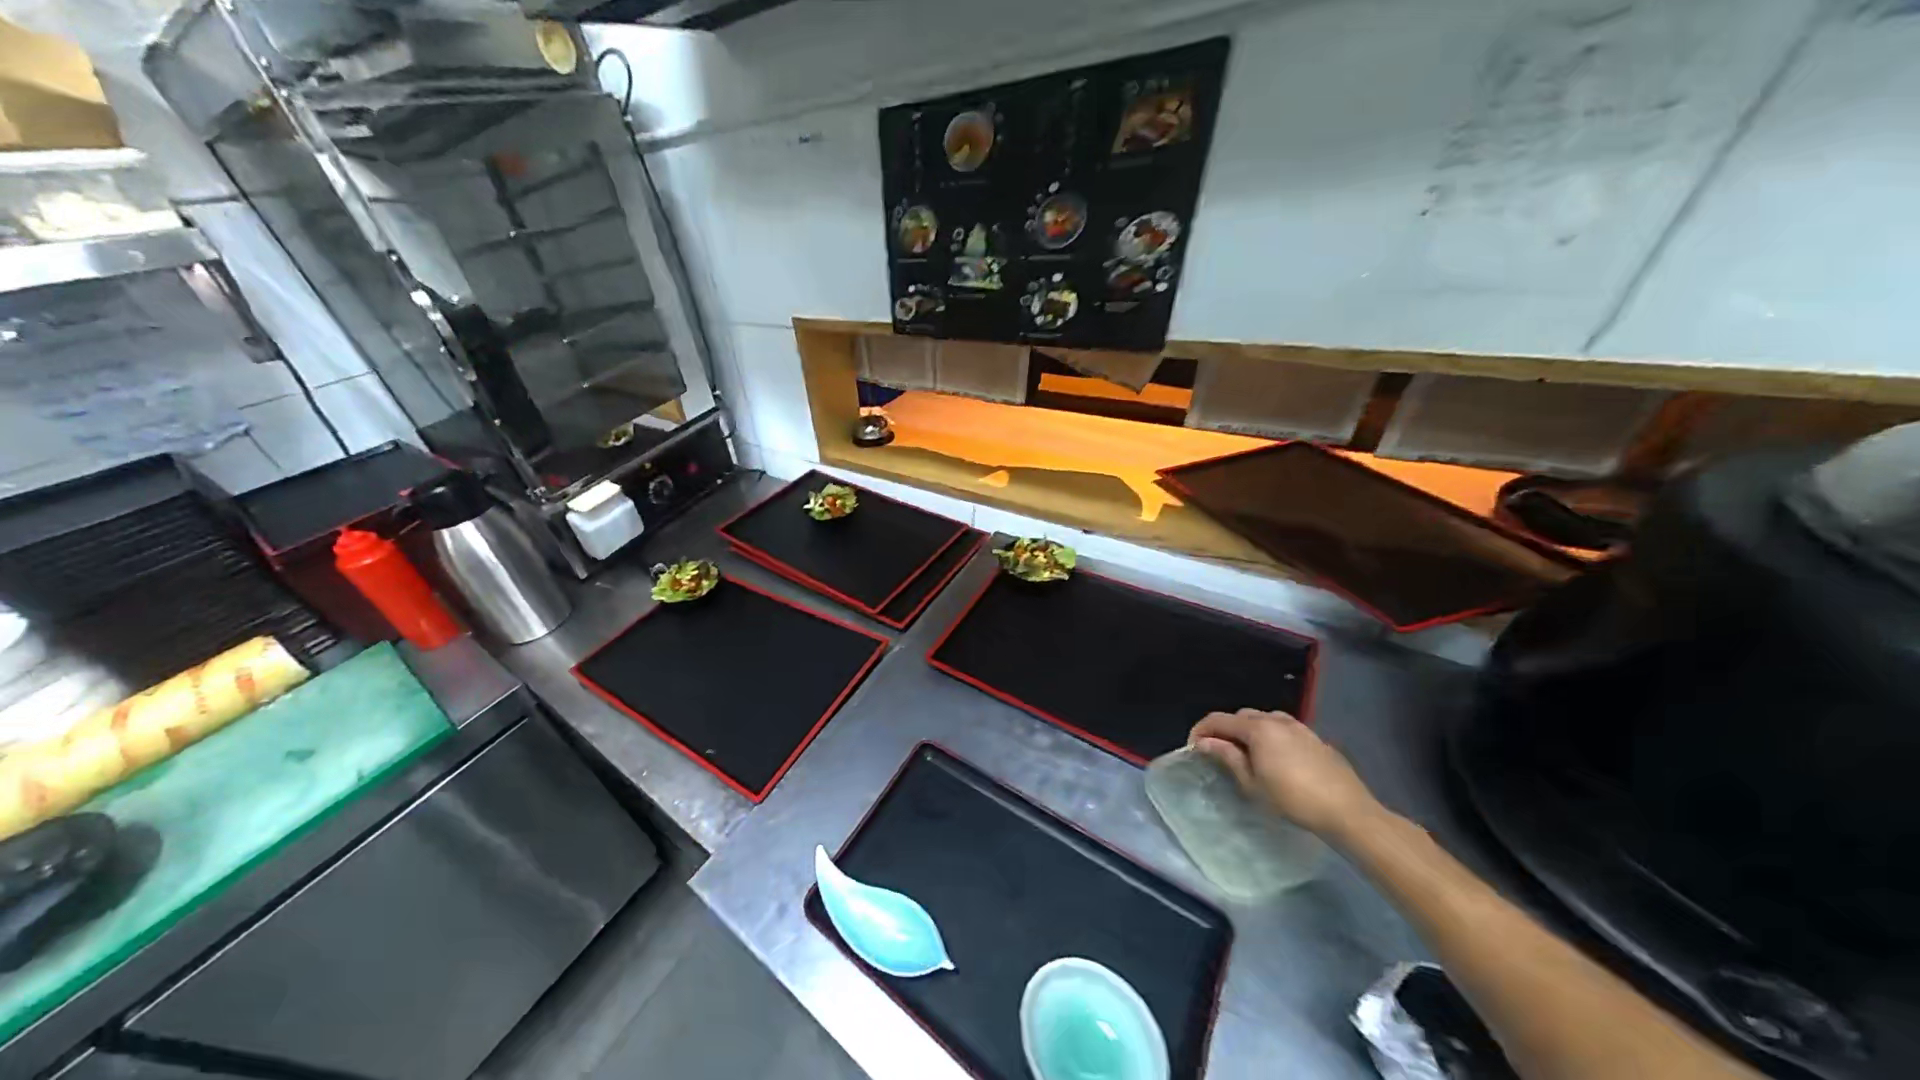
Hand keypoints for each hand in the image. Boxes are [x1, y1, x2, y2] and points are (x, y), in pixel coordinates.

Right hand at [1189, 709, 1384, 841]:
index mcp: (1258, 728)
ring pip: (1264, 719)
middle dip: (1225, 729)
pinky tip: (1274, 758)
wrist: (1346, 810)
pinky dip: (1269, 736)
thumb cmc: (1292, 799)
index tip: (1193, 748)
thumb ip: (1227, 756)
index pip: (1219, 719)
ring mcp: (1299, 727)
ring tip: (1246, 754)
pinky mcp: (1314, 738)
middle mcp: (1277, 719)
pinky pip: (1283, 729)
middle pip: (1241, 716)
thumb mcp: (1252, 782)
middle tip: (1218, 752)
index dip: (1201, 730)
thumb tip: (1205, 742)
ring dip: (1248, 731)